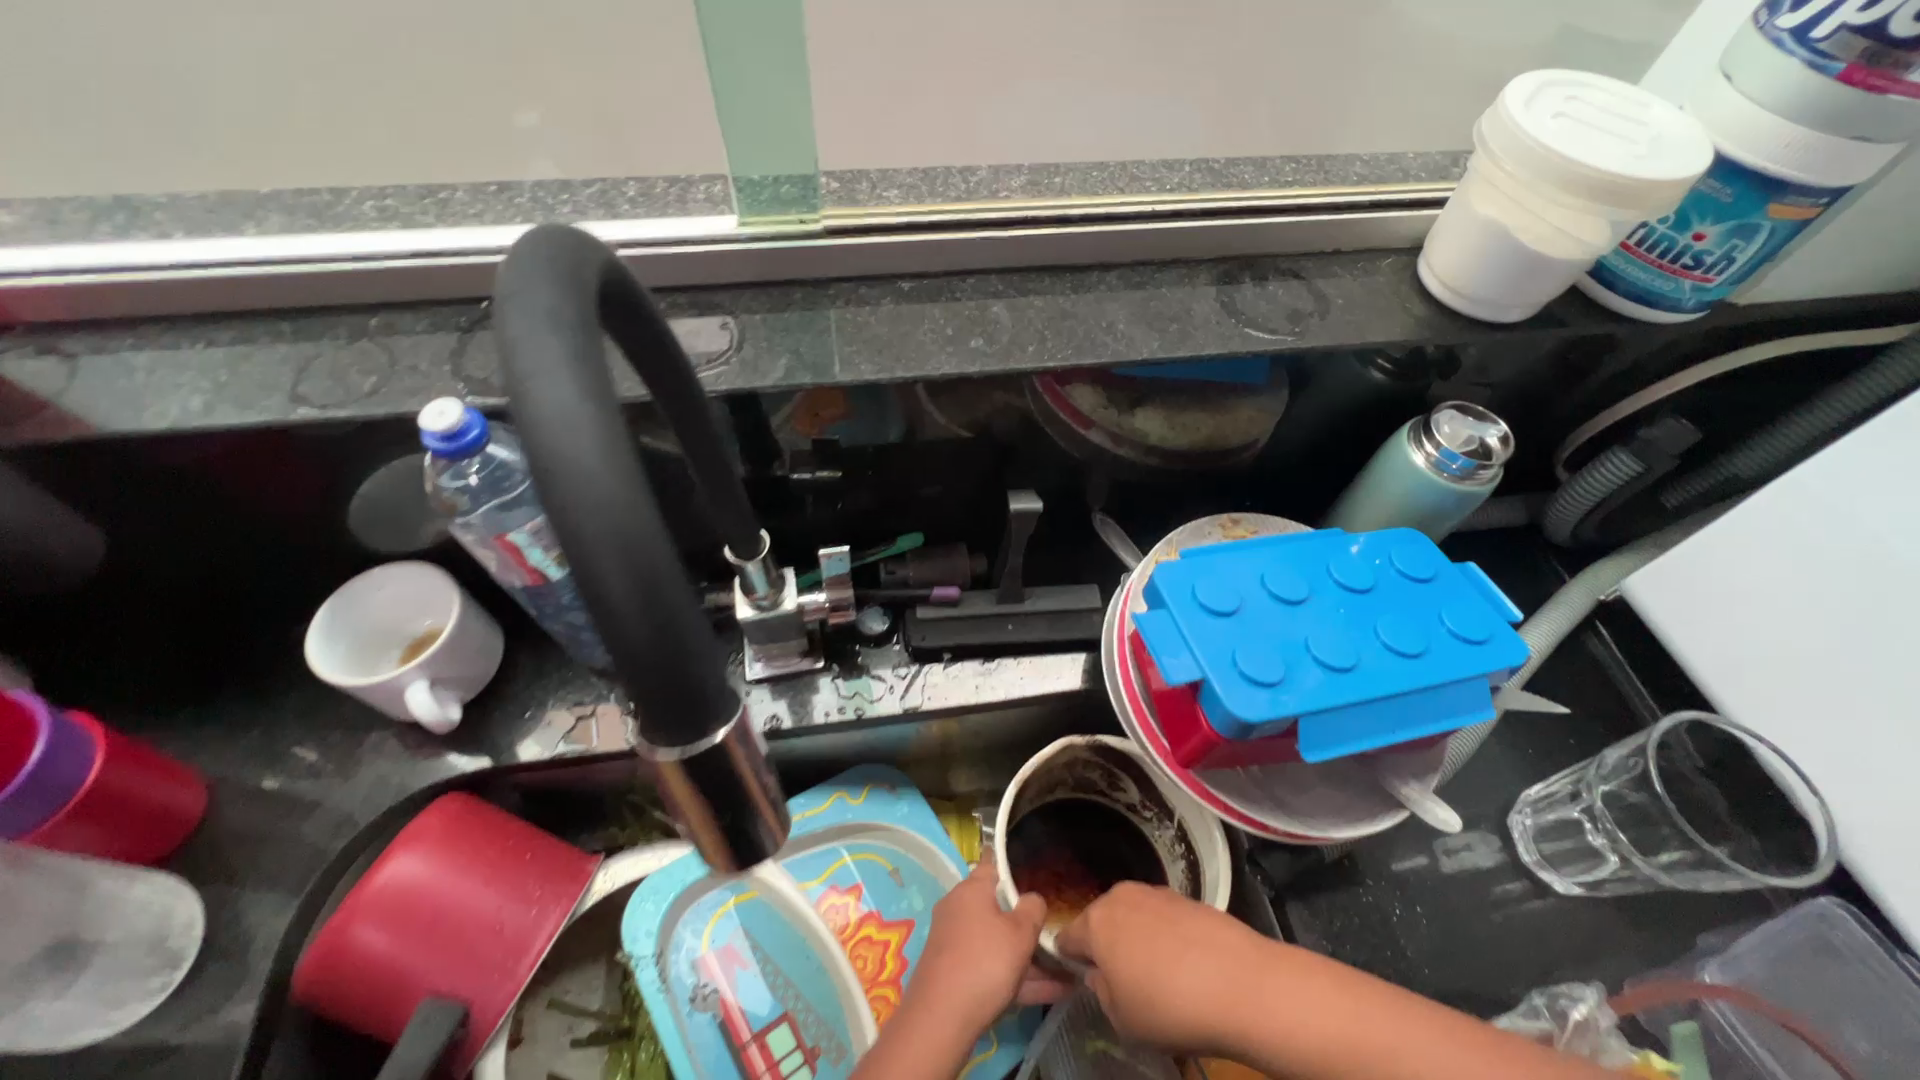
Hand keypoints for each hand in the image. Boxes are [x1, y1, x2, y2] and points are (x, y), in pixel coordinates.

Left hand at [908, 859, 1071, 1033]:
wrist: (941, 1018)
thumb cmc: (985, 961)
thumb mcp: (1020, 932)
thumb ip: (1033, 908)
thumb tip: (1032, 899)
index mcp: (971, 890)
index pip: (993, 866)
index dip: (1016, 869)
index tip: (1039, 877)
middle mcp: (959, 911)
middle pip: (999, 910)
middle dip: (1030, 926)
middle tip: (1059, 936)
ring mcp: (956, 944)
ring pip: (999, 945)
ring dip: (1032, 959)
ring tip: (1070, 973)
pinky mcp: (956, 974)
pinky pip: (994, 969)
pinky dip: (1020, 979)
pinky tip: (1055, 993)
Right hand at [1054, 882, 1272, 1052]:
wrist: (1245, 986)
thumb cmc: (1171, 1008)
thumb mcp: (1122, 1020)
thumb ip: (1102, 993)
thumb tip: (1103, 975)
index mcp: (1095, 923)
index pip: (1066, 938)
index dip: (1071, 961)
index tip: (1085, 982)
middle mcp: (1121, 897)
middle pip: (1101, 921)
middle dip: (1107, 946)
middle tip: (1125, 981)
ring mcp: (1158, 894)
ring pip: (1134, 918)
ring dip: (1138, 939)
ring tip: (1161, 975)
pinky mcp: (1191, 899)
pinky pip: (1165, 919)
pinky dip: (1169, 938)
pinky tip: (1188, 966)